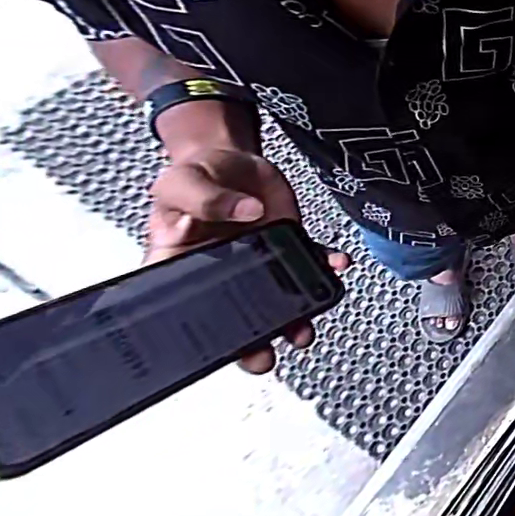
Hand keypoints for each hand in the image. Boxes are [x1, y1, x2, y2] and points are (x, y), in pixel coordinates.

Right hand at [144, 145, 347, 373]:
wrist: (233, 156)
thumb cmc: (196, 174)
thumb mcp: (182, 181)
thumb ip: (206, 200)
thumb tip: (245, 214)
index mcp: (178, 263)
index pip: (179, 308)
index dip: (196, 335)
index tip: (216, 354)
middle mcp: (222, 267)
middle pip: (234, 312)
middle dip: (250, 339)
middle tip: (264, 359)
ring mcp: (259, 255)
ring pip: (278, 292)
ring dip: (294, 313)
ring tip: (304, 332)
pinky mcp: (288, 239)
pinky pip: (309, 256)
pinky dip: (324, 263)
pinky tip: (336, 265)